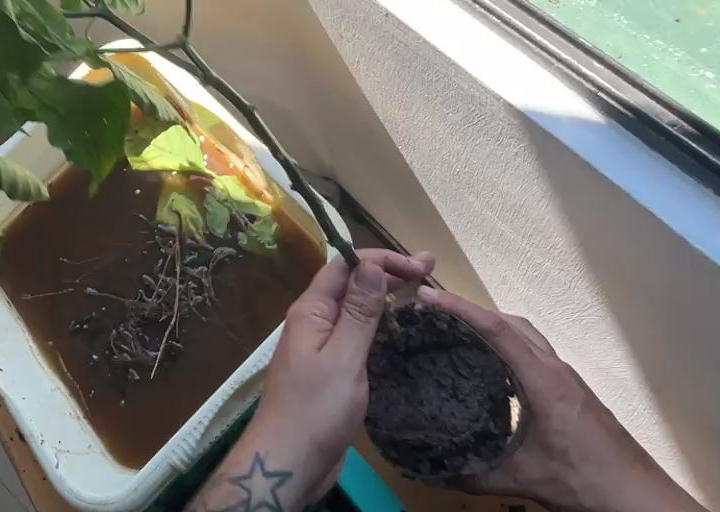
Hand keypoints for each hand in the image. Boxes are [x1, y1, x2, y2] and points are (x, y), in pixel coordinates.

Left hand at [190, 249, 434, 510]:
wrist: (290, 460)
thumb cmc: (315, 407)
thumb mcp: (343, 357)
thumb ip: (359, 312)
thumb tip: (372, 264)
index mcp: (311, 309)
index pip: (345, 266)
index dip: (380, 259)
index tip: (420, 263)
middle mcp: (314, 320)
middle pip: (351, 283)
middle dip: (387, 271)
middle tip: (429, 267)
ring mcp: (321, 344)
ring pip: (355, 308)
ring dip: (384, 295)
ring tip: (419, 290)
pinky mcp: (331, 368)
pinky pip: (355, 334)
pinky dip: (378, 324)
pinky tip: (398, 329)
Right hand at [418, 286, 707, 511]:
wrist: (644, 501)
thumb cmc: (588, 483)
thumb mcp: (528, 479)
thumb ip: (479, 473)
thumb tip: (434, 469)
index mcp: (544, 380)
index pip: (496, 329)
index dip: (460, 308)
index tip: (427, 295)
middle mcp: (556, 369)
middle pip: (510, 322)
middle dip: (472, 309)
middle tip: (438, 310)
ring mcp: (568, 378)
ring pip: (526, 334)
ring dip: (493, 324)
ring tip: (461, 330)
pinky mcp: (573, 390)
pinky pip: (534, 350)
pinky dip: (509, 343)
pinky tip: (495, 367)